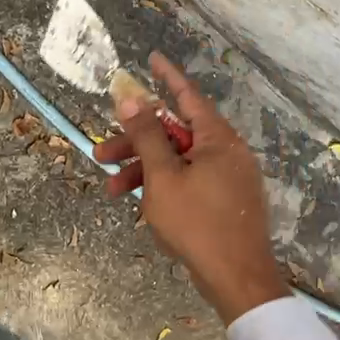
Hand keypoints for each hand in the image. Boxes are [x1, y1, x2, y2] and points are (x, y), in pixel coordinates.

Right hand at [99, 52, 289, 324]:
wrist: (238, 281)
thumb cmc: (198, 223)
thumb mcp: (162, 176)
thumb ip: (146, 135)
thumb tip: (131, 99)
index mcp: (217, 140)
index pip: (187, 96)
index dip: (167, 76)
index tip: (151, 58)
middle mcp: (226, 152)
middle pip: (174, 134)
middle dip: (135, 142)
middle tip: (101, 153)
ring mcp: (228, 178)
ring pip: (177, 161)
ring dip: (143, 170)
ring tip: (113, 190)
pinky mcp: (225, 201)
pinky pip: (188, 180)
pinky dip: (163, 186)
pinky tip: (141, 206)